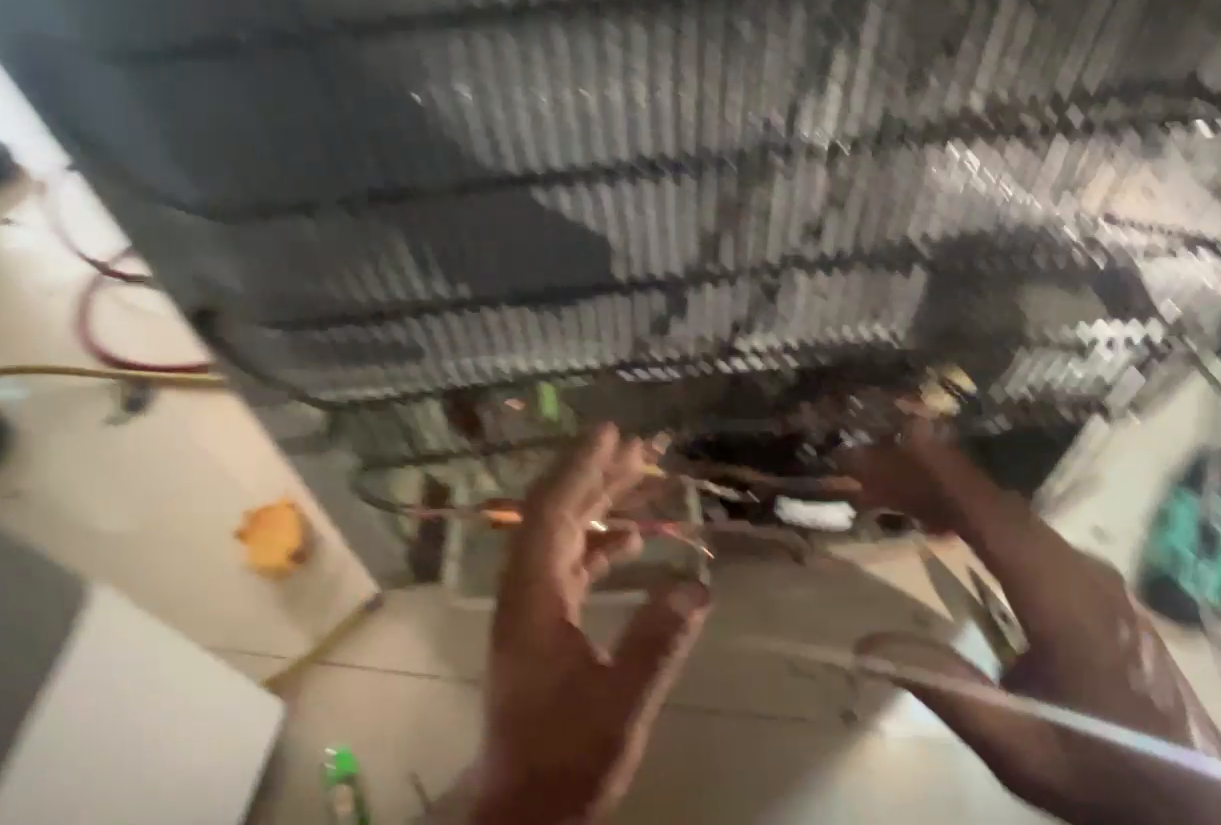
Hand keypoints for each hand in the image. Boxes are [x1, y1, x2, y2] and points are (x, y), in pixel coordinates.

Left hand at [471, 424, 710, 823]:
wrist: (522, 808)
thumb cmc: (564, 757)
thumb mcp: (620, 703)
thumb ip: (657, 643)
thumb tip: (698, 584)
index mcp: (532, 598)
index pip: (554, 514)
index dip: (580, 469)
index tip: (611, 434)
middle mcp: (525, 591)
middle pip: (556, 515)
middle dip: (594, 476)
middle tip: (636, 445)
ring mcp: (531, 608)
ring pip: (564, 538)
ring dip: (598, 506)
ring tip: (640, 477)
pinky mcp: (542, 626)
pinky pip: (570, 567)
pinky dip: (599, 546)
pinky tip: (631, 539)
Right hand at [846, 423, 1220, 824]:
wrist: (1201, 799)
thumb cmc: (1106, 772)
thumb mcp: (1019, 749)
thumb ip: (946, 690)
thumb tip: (865, 643)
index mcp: (1066, 605)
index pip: (997, 521)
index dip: (948, 474)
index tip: (906, 432)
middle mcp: (1082, 575)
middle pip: (995, 507)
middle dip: (927, 477)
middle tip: (863, 465)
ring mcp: (1092, 577)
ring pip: (1010, 517)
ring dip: (946, 495)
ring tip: (885, 490)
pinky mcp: (1093, 587)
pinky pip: (1023, 534)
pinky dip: (973, 516)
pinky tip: (941, 524)